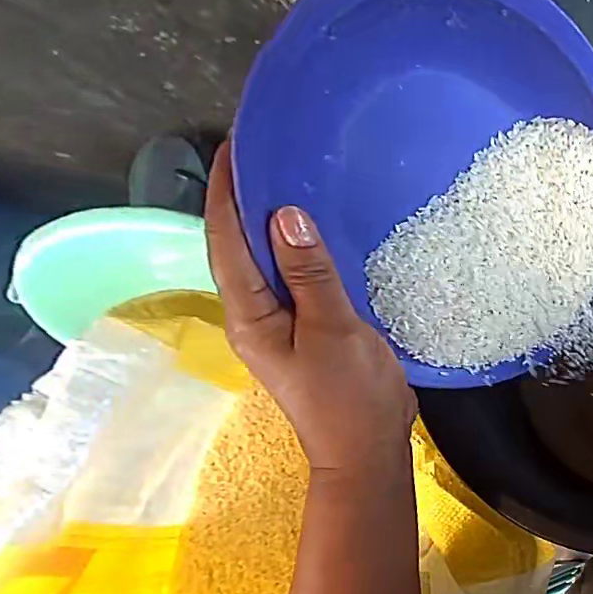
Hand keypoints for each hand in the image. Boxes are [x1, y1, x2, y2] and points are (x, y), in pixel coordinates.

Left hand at [203, 140, 415, 471]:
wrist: (367, 447)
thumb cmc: (349, 396)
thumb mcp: (332, 331)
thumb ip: (309, 275)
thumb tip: (286, 215)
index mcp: (250, 315)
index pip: (227, 241)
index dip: (225, 192)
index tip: (233, 146)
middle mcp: (256, 314)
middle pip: (240, 247)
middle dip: (244, 198)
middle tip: (264, 151)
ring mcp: (283, 322)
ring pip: (269, 262)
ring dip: (273, 222)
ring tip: (289, 178)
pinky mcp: (310, 327)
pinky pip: (297, 277)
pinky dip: (302, 249)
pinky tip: (319, 231)